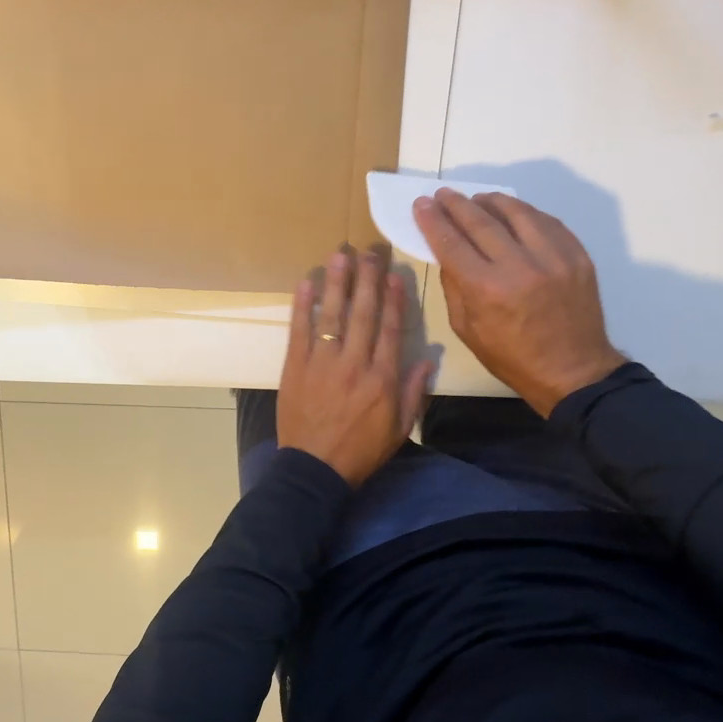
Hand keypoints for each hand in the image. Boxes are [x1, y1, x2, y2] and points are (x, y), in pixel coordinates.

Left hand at [278, 246, 434, 486]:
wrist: (315, 469)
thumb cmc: (361, 451)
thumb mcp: (399, 429)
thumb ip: (414, 393)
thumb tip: (427, 360)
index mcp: (382, 378)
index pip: (391, 329)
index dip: (395, 299)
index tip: (396, 275)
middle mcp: (354, 363)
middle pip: (364, 313)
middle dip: (368, 279)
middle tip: (371, 251)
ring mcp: (322, 362)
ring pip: (332, 315)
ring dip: (337, 283)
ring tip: (340, 255)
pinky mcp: (295, 366)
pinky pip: (299, 330)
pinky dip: (303, 306)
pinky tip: (307, 282)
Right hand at [413, 189, 624, 417]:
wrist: (574, 372)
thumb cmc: (511, 357)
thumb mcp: (466, 329)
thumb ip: (453, 285)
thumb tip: (446, 251)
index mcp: (486, 289)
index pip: (451, 241)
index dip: (432, 219)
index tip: (421, 204)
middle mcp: (519, 266)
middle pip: (481, 220)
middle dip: (457, 204)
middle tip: (444, 194)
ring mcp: (553, 257)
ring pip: (517, 212)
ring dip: (492, 201)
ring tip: (478, 199)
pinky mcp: (577, 256)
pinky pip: (547, 221)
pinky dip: (525, 213)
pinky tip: (513, 213)